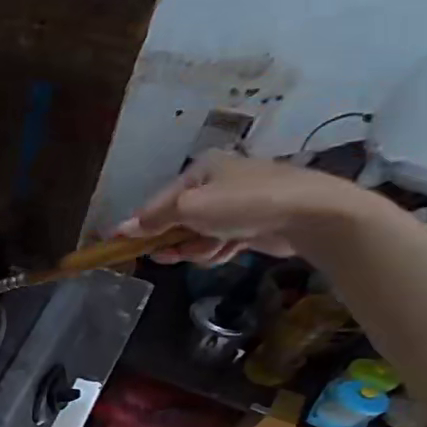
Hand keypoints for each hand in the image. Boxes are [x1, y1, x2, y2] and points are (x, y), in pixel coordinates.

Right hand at [117, 150, 396, 264]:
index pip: (159, 200)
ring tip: (213, 250)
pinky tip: (228, 251)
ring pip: (198, 235)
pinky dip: (219, 250)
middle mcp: (216, 183)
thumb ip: (156, 219)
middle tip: (168, 256)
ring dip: (199, 248)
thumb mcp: (192, 209)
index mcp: (201, 169)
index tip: (119, 243)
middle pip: (177, 219)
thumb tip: (123, 228)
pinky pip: (219, 242)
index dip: (140, 223)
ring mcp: (235, 204)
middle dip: (173, 239)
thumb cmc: (244, 203)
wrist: (307, 213)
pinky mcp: (250, 224)